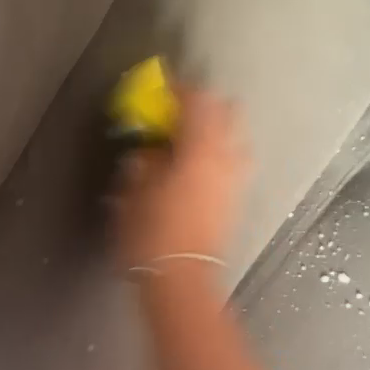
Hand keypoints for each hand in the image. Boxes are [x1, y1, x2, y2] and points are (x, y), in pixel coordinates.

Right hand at [116, 88, 249, 268]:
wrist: (180, 281)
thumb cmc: (151, 237)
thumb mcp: (133, 199)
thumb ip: (141, 168)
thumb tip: (145, 155)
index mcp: (199, 147)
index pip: (196, 99)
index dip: (179, 89)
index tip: (162, 88)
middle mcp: (225, 156)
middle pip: (226, 111)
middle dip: (205, 108)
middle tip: (179, 117)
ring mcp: (236, 178)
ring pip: (233, 138)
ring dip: (215, 134)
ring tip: (190, 147)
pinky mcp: (236, 200)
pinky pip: (231, 164)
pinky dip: (217, 159)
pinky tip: (197, 174)